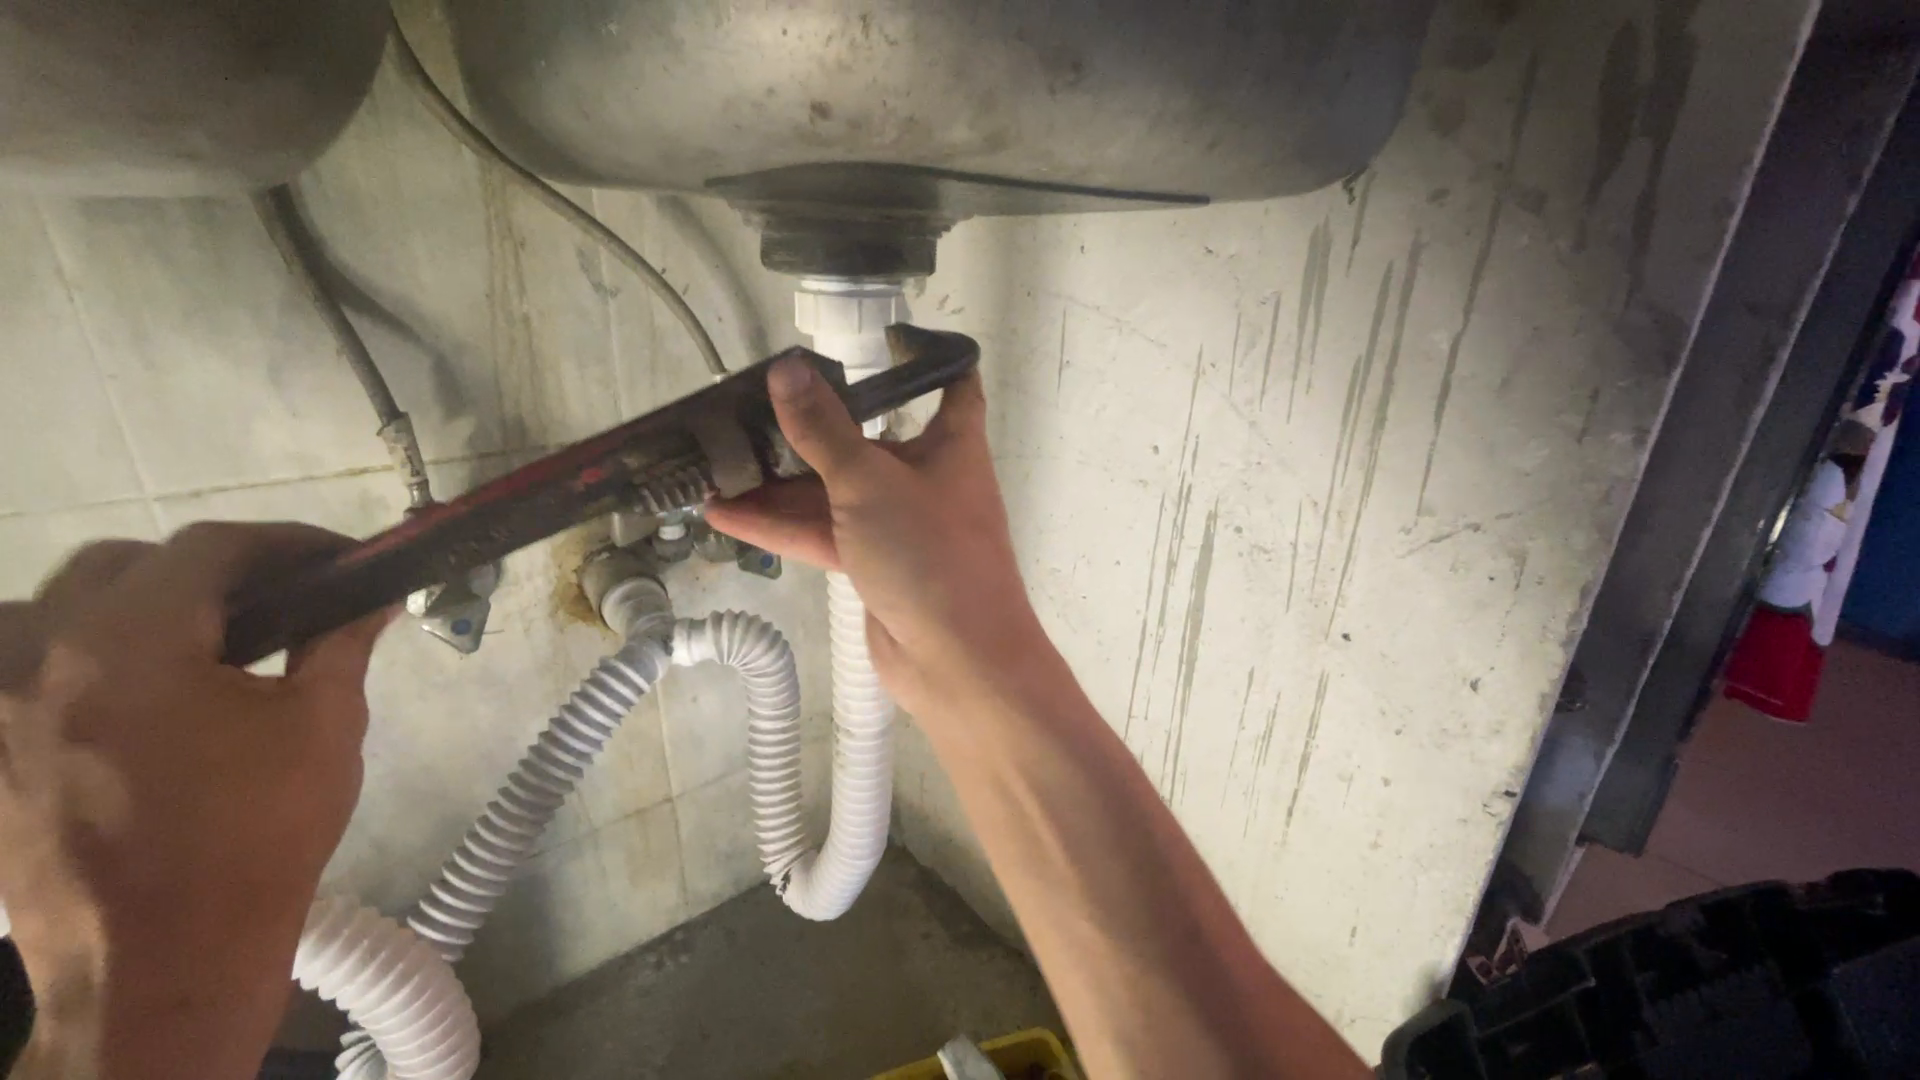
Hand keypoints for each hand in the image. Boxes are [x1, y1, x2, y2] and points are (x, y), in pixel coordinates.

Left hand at [0, 522, 391, 1078]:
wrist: (168, 953)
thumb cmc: (261, 828)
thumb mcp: (327, 723)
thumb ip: (342, 643)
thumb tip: (378, 596)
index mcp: (129, 645)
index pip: (209, 549)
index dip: (286, 541)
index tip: (341, 558)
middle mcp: (36, 661)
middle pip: (116, 565)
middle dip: (208, 567)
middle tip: (277, 598)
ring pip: (39, 612)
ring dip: (117, 605)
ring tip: (188, 640)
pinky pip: (8, 677)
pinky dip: (64, 660)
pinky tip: (123, 694)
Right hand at [707, 358, 1045, 718]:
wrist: (957, 661)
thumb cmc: (931, 554)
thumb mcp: (870, 482)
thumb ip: (824, 430)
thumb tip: (786, 370)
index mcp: (951, 445)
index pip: (952, 385)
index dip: (927, 357)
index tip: (887, 338)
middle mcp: (928, 479)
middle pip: (868, 440)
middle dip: (813, 427)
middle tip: (751, 408)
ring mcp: (900, 526)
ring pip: (836, 492)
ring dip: (782, 482)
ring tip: (718, 461)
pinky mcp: (876, 567)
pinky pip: (826, 534)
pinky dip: (782, 524)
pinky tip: (725, 513)